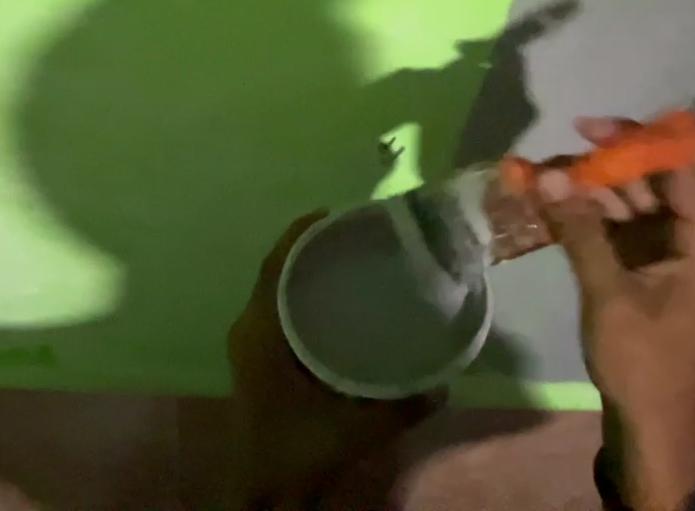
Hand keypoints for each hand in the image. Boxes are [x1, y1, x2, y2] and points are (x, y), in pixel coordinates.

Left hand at [223, 211, 444, 508]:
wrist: (261, 495)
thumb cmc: (297, 451)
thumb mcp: (354, 430)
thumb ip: (402, 408)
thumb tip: (446, 384)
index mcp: (260, 330)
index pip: (273, 263)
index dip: (299, 232)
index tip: (333, 213)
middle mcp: (249, 327)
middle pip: (275, 269)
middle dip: (309, 245)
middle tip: (352, 233)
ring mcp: (249, 342)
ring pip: (274, 288)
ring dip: (303, 268)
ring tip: (346, 255)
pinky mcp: (256, 357)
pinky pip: (275, 307)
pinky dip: (299, 292)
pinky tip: (333, 299)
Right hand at [537, 117, 694, 509]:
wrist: (650, 423)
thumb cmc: (643, 359)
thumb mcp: (609, 291)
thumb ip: (580, 228)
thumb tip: (547, 173)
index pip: (679, 168)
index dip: (636, 139)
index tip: (585, 128)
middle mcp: (694, 236)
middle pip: (648, 180)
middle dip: (597, 166)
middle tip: (547, 161)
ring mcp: (668, 249)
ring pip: (626, 199)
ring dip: (583, 188)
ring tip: (535, 178)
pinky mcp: (644, 263)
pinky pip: (614, 223)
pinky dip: (583, 213)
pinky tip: (547, 203)